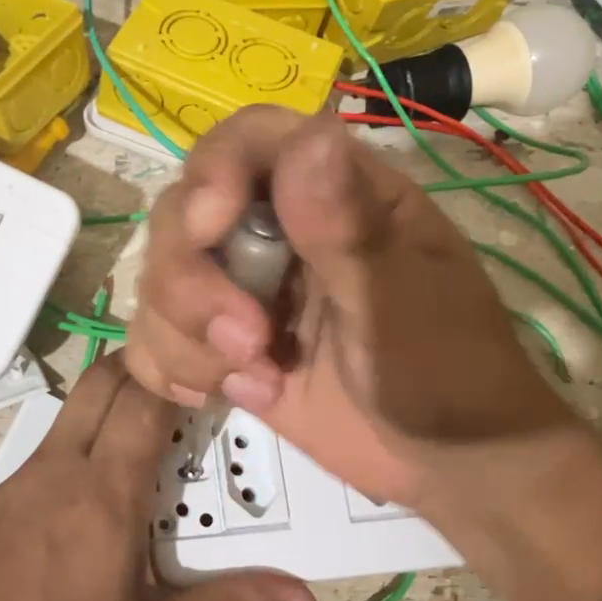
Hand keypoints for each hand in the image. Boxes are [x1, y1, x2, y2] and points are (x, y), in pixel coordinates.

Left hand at [0, 353, 315, 600]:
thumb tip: (303, 598)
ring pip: (68, 417)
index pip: (144, 396)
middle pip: (99, 383)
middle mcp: (52, 473)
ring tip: (159, 445)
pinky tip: (101, 506)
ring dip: (111, 411)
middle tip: (193, 389)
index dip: (183, 371)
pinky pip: (44, 459)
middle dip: (145, 368)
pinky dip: (80, 452)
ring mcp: (12, 491)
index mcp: (99, 493)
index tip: (220, 369)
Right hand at [126, 108, 577, 508]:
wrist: (446, 462)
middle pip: (181, 212)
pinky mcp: (220, 343)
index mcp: (333, 192)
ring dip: (183, 334)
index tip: (208, 228)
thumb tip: (310, 138)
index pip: (251, 140)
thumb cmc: (447, 370)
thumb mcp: (405, 301)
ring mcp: (242, 287)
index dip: (215, 171)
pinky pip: (154, 338)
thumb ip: (347, 228)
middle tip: (247, 342)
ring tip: (255, 380)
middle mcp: (276, 228)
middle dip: (190, 281)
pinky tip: (215, 394)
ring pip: (158, 278)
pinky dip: (168, 366)